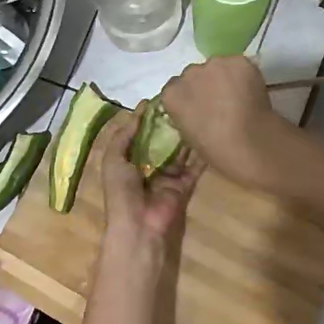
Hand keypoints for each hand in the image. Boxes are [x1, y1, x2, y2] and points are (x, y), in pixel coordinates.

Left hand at [98, 106, 203, 254]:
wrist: (139, 224)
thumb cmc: (121, 191)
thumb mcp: (113, 159)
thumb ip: (122, 136)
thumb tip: (138, 112)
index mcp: (128, 162)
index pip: (138, 135)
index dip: (145, 118)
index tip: (157, 99)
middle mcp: (148, 167)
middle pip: (160, 141)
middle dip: (168, 124)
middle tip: (181, 102)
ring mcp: (168, 176)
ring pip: (179, 151)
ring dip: (185, 135)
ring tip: (196, 111)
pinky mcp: (185, 185)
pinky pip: (195, 167)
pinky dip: (202, 153)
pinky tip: (210, 133)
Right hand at [159, 57, 289, 188]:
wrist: (247, 140)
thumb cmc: (214, 148)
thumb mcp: (187, 135)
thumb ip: (186, 115)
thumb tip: (196, 110)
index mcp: (171, 95)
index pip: (175, 88)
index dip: (188, 97)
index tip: (198, 107)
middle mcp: (188, 74)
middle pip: (194, 74)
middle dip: (204, 85)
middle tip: (218, 102)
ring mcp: (214, 64)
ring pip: (217, 67)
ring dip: (223, 77)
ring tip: (237, 96)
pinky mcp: (238, 61)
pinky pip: (238, 65)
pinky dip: (243, 75)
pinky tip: (250, 90)